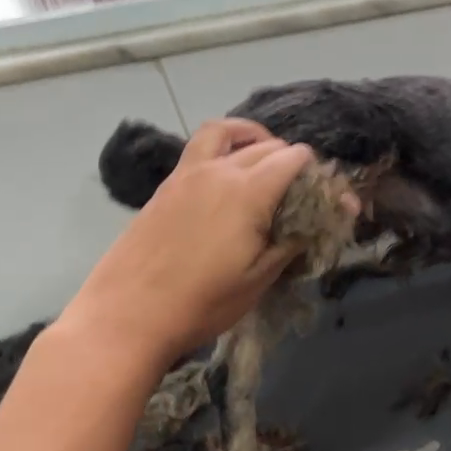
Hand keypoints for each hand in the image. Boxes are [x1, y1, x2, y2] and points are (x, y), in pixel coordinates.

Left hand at [60, 119, 349, 367]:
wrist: (125, 319)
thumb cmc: (202, 303)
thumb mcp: (260, 278)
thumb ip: (294, 240)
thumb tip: (322, 220)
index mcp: (249, 191)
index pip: (295, 158)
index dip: (318, 174)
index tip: (325, 199)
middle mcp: (220, 171)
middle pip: (268, 145)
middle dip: (292, 161)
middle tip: (300, 192)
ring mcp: (187, 175)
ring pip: (227, 132)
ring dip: (253, 138)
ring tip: (263, 157)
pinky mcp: (165, 187)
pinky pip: (200, 149)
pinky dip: (223, 149)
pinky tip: (228, 181)